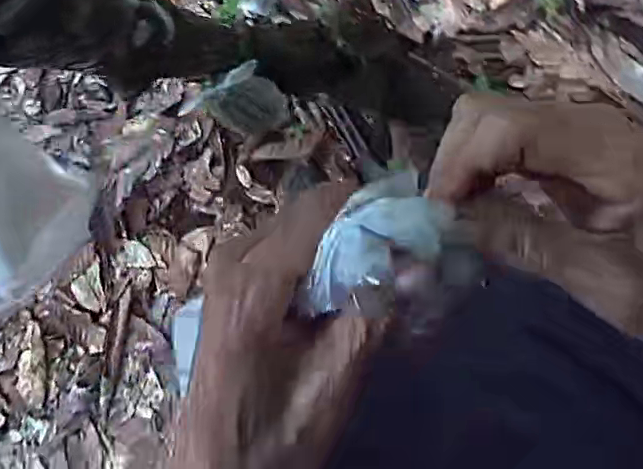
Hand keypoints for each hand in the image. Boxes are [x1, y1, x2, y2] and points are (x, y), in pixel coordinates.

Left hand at [168, 183, 384, 468]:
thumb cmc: (270, 436)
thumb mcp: (330, 386)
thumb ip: (372, 318)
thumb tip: (416, 263)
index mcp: (253, 282)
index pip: (318, 209)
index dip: (366, 205)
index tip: (404, 221)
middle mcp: (233, 254)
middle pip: (306, 212)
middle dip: (353, 224)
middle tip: (392, 254)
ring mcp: (226, 259)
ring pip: (295, 222)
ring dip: (333, 239)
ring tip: (362, 275)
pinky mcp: (227, 269)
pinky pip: (280, 239)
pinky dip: (311, 252)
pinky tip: (326, 289)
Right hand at [426, 93, 642, 415]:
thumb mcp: (609, 287)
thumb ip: (528, 244)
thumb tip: (450, 221)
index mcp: (611, 151)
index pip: (511, 127)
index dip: (462, 162)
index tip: (439, 214)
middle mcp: (590, 122)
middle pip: (491, 111)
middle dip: (454, 159)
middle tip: (442, 218)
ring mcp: (580, 127)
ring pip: (491, 117)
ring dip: (463, 161)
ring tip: (456, 214)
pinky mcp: (570, 142)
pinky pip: (507, 136)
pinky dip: (481, 164)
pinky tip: (479, 202)